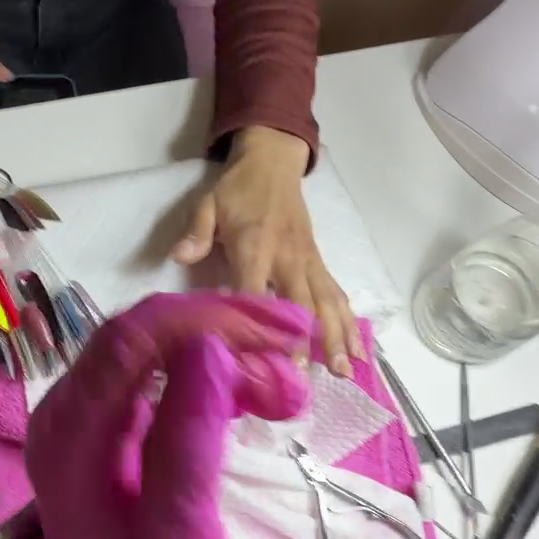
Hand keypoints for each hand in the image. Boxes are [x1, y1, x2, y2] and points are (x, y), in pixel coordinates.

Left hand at [18, 293, 312, 538]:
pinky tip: (259, 394)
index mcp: (72, 432)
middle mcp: (71, 401)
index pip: (130, 341)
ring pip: (161, 339)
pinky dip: (219, 368)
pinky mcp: (113, 402)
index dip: (206, 320)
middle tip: (299, 349)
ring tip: (287, 395)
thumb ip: (190, 448)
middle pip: (147, 328)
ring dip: (232, 349)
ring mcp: (89, 397)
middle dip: (230, 327)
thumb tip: (214, 351)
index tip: (281, 336)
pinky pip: (165, 362)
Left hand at [174, 125, 364, 377]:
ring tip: (344, 371)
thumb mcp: (208, 204)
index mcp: (256, 245)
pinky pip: (337, 295)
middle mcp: (288, 257)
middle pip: (300, 302)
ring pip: (326, 303)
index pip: (256, 286)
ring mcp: (308, 261)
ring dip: (336, 338)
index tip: (259, 351)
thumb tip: (179, 256)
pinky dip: (349, 323)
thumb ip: (197, 232)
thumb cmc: (237, 190)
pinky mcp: (319, 263)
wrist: (273, 164)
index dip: (257, 318)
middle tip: (305, 374)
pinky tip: (359, 350)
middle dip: (305, 339)